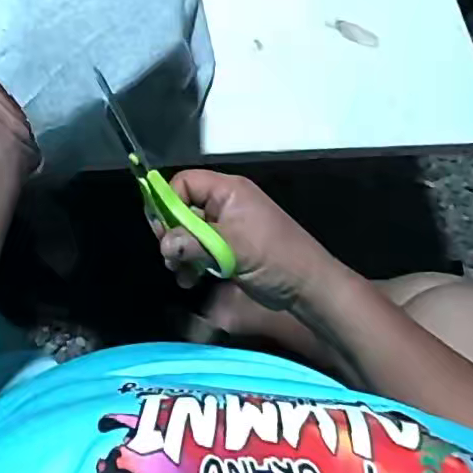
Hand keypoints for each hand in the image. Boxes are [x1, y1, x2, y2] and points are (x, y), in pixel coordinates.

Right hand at [153, 171, 330, 311]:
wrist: (310, 289)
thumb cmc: (275, 258)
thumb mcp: (233, 248)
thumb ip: (195, 243)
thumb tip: (164, 244)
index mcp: (227, 190)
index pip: (184, 183)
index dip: (169, 202)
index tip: (162, 230)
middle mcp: (223, 203)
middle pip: (182, 207)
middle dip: (172, 233)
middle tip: (170, 258)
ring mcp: (225, 226)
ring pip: (187, 231)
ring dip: (179, 252)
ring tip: (180, 274)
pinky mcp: (227, 247)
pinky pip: (198, 248)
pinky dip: (190, 263)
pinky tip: (189, 280)